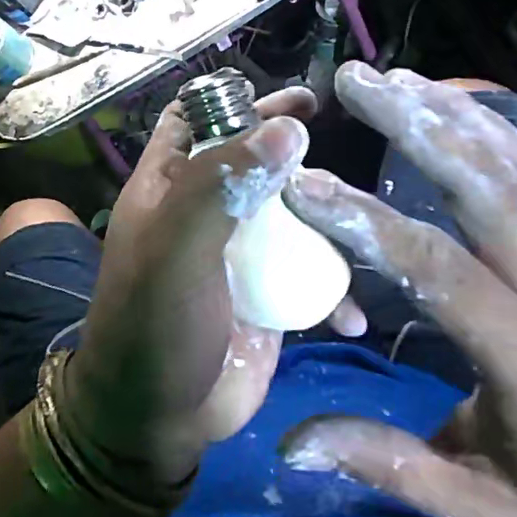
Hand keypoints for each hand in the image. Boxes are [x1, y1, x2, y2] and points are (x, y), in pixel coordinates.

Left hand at [62, 87, 315, 489]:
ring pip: (290, 215)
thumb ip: (219, 186)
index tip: (294, 99)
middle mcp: (202, 215)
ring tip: (363, 226)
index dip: (236, 102)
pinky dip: (334, 288)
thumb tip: (284, 128)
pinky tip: (352, 314)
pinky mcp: (267, 300)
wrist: (156, 417)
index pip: (194, 123)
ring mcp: (237, 258)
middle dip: (294, 153)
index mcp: (165, 190)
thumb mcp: (175, 249)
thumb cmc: (153, 325)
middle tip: (340, 145)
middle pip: (252, 164)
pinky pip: (309, 276)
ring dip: (328, 218)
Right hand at [279, 64, 516, 516]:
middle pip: (491, 188)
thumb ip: (389, 467)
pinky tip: (449, 101)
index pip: (442, 271)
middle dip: (417, 125)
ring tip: (390, 77)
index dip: (367, 223)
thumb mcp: (485, 511)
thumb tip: (291, 447)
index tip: (303, 185)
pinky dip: (492, 127)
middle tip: (353, 82)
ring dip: (452, 112)